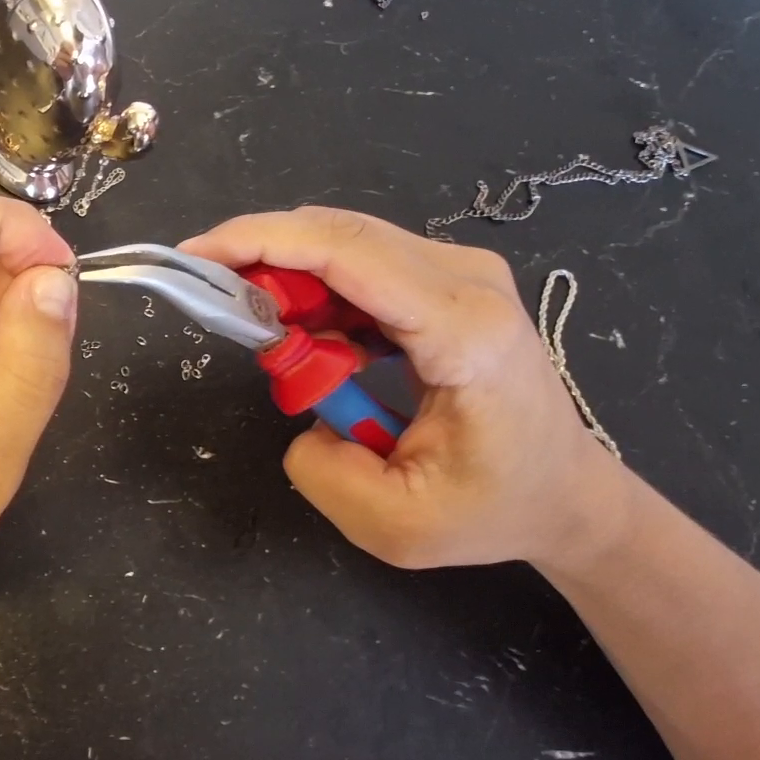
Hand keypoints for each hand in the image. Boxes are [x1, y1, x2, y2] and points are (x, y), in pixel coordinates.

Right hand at [179, 207, 634, 570]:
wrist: (564, 492)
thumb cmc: (493, 508)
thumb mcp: (396, 525)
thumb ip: (320, 473)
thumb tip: (299, 411)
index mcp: (464, 332)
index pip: (348, 254)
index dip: (262, 242)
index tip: (196, 256)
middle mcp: (468, 281)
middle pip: (337, 234)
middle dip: (258, 255)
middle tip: (212, 299)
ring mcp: (459, 273)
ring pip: (340, 242)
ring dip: (284, 277)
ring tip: (263, 334)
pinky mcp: (442, 280)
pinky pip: (355, 262)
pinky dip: (309, 288)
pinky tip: (303, 334)